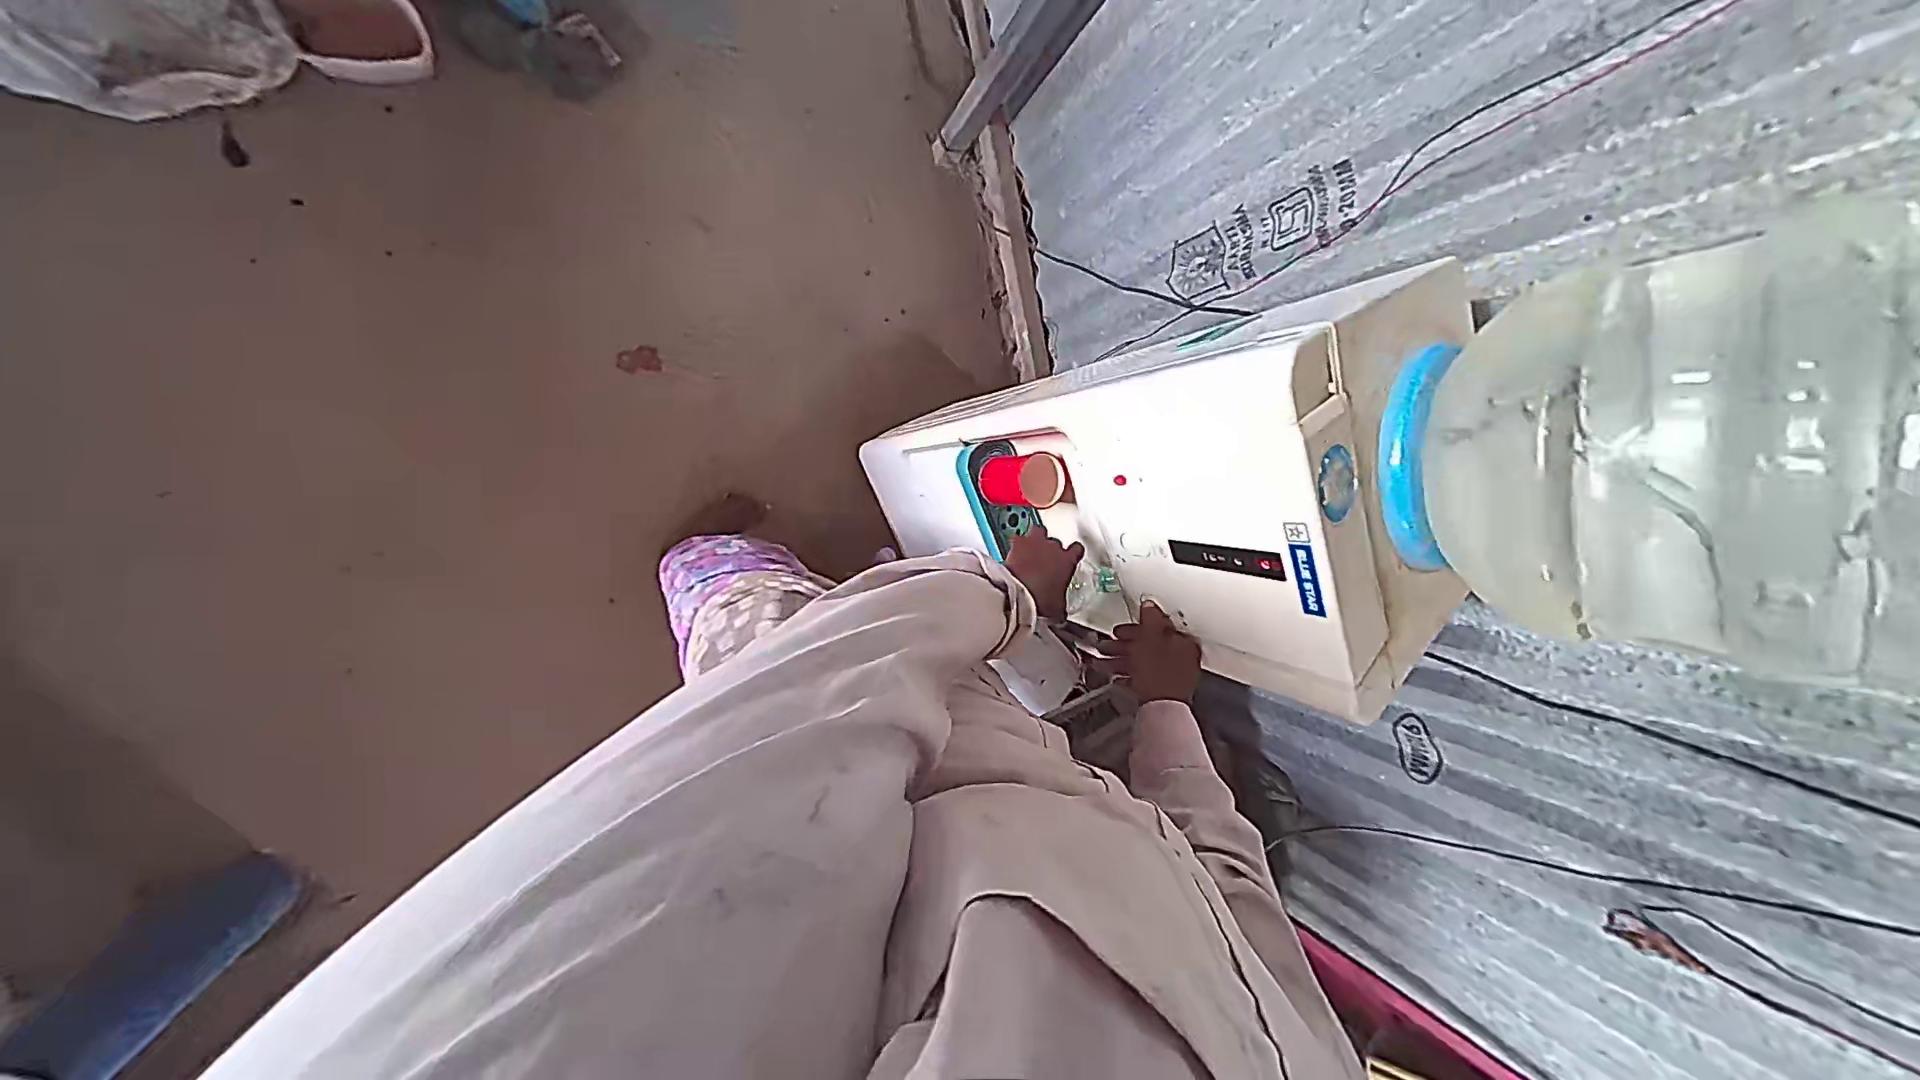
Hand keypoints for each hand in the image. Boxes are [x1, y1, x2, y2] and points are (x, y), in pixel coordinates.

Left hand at [1003, 524, 1083, 620]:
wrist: (1019, 595)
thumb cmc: (1040, 600)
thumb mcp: (1058, 607)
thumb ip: (1061, 603)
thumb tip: (1060, 612)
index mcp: (1067, 561)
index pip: (1077, 549)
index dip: (1073, 552)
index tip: (1070, 556)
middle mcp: (1053, 548)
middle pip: (1055, 541)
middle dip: (1050, 549)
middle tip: (1045, 561)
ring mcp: (1035, 543)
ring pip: (1039, 531)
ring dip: (1036, 539)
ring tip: (1031, 548)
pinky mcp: (1018, 543)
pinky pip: (1018, 538)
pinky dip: (1017, 544)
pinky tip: (1014, 551)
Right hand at [1103, 603, 1200, 703]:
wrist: (1161, 709)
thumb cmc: (1159, 673)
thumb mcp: (1150, 638)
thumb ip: (1149, 618)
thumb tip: (1149, 604)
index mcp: (1183, 643)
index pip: (1160, 626)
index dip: (1138, 625)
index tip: (1122, 628)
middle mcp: (1180, 659)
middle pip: (1148, 645)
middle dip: (1124, 644)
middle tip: (1107, 644)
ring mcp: (1171, 677)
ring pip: (1141, 662)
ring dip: (1119, 660)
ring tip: (1102, 662)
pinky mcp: (1161, 692)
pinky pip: (1140, 678)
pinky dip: (1126, 675)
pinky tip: (1116, 677)